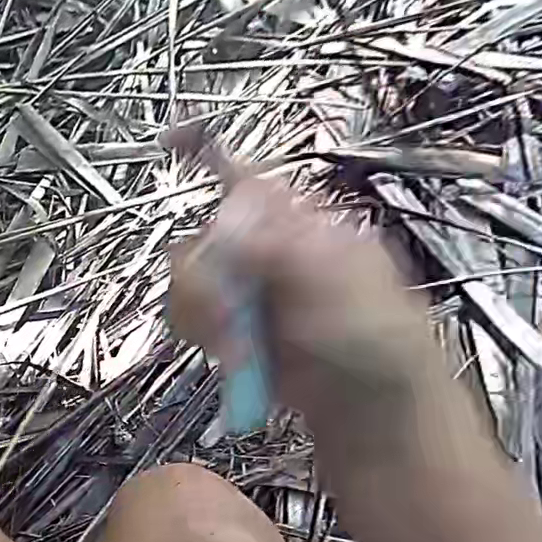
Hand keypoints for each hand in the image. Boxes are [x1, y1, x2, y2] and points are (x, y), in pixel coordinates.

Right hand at [166, 167, 443, 450]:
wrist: (359, 398)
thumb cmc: (372, 338)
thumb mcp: (343, 288)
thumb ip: (286, 253)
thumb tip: (232, 219)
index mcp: (296, 225)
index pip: (245, 181)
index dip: (206, 158)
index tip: (169, 143)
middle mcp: (259, 251)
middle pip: (197, 244)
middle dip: (206, 286)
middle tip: (234, 317)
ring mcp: (237, 290)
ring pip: (183, 285)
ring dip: (204, 321)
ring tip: (242, 347)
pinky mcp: (219, 324)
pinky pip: (183, 318)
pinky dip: (200, 337)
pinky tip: (233, 354)